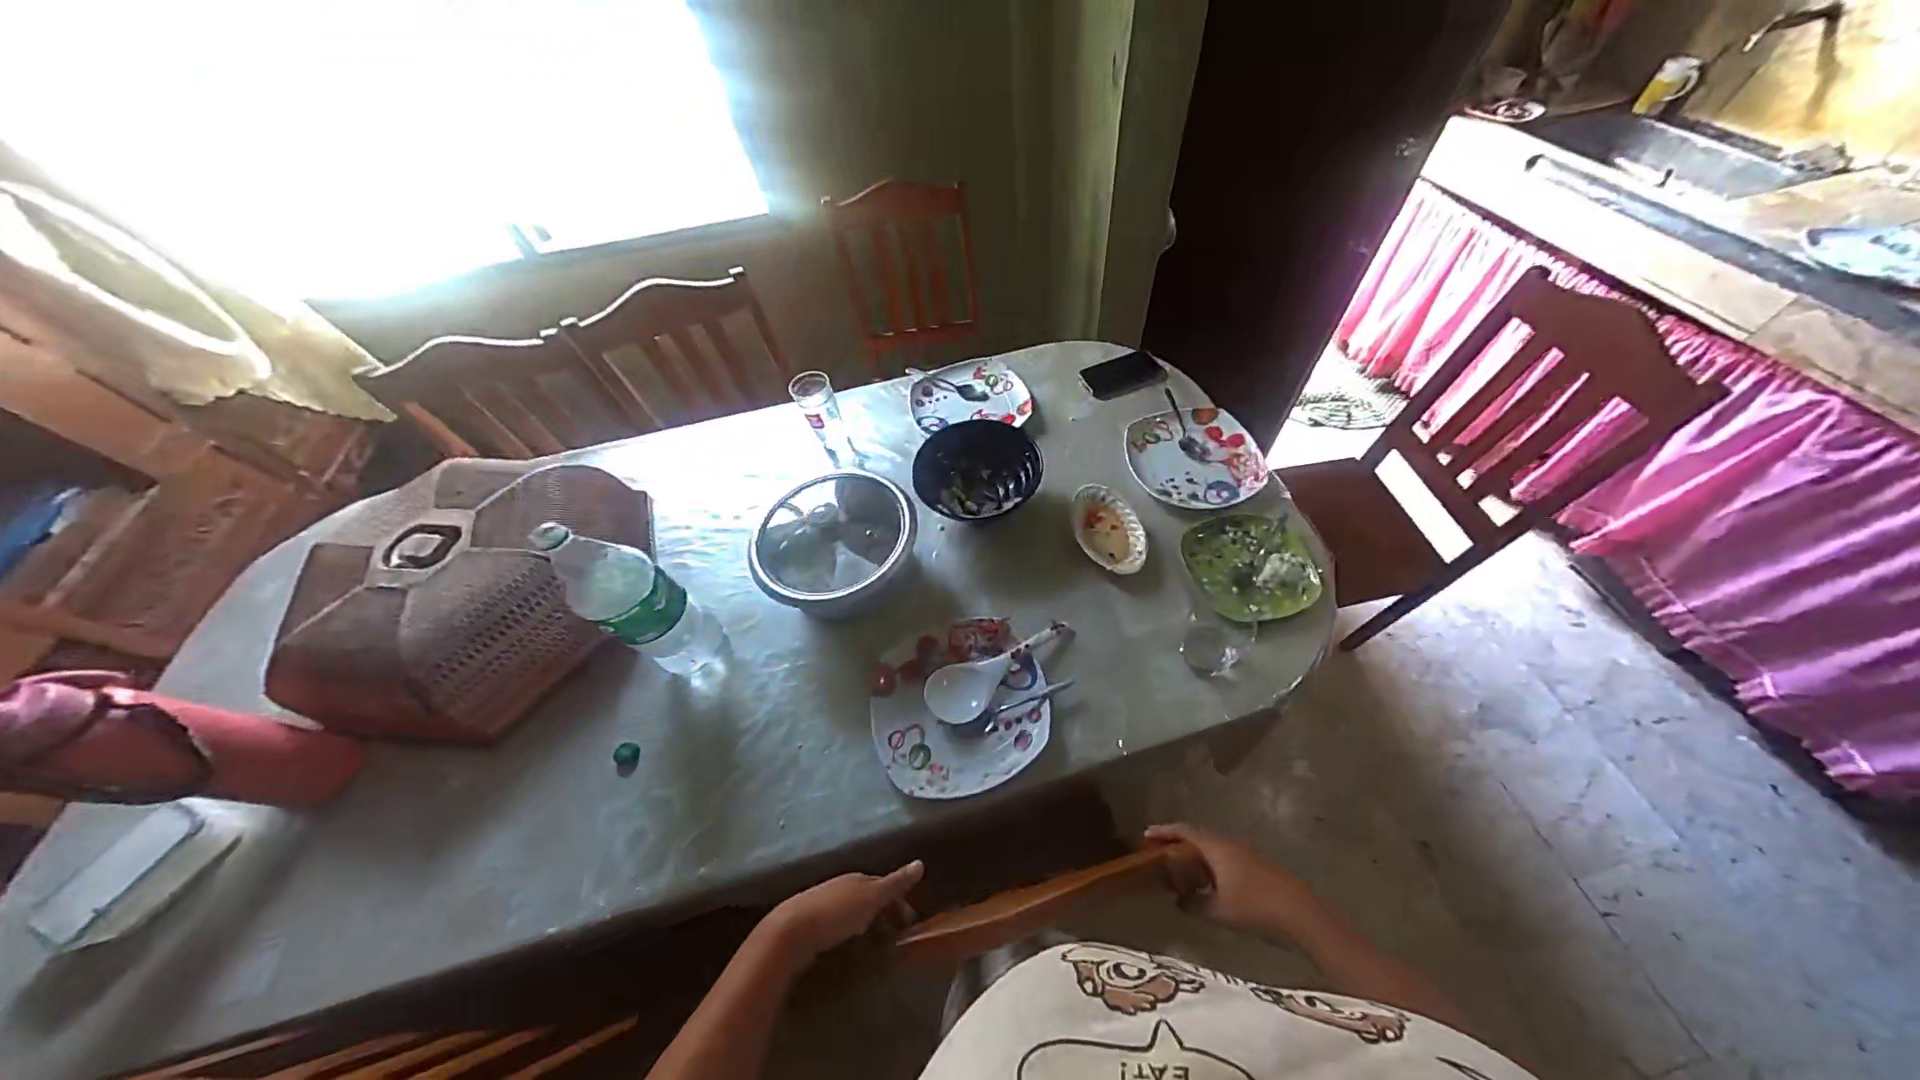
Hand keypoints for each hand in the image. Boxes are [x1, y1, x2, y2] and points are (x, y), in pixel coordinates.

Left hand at [765, 861, 923, 961]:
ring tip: (877, 941)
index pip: (884, 885)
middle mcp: (842, 886)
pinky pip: (839, 923)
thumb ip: (895, 883)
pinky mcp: (811, 923)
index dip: (899, 900)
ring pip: (854, 909)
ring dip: (868, 921)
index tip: (910, 921)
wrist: (789, 931)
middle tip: (898, 932)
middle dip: (884, 909)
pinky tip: (850, 943)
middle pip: (869, 895)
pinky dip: (851, 930)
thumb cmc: (835, 913)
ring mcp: (824, 903)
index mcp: (857, 878)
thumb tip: (920, 863)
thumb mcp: (871, 898)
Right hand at [1144, 823, 1334, 944]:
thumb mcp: (1217, 910)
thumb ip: (1194, 904)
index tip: (1145, 835)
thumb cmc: (1254, 907)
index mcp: (1215, 847)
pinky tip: (1209, 882)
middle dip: (1177, 842)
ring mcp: (1245, 853)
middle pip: (1197, 836)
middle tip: (1159, 852)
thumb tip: (1179, 902)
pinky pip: (1224, 857)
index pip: (1183, 832)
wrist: (1300, 913)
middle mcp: (1228, 844)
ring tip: (1181, 868)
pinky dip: (1210, 863)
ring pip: (1212, 847)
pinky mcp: (1256, 866)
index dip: (1163, 832)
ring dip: (1195, 854)